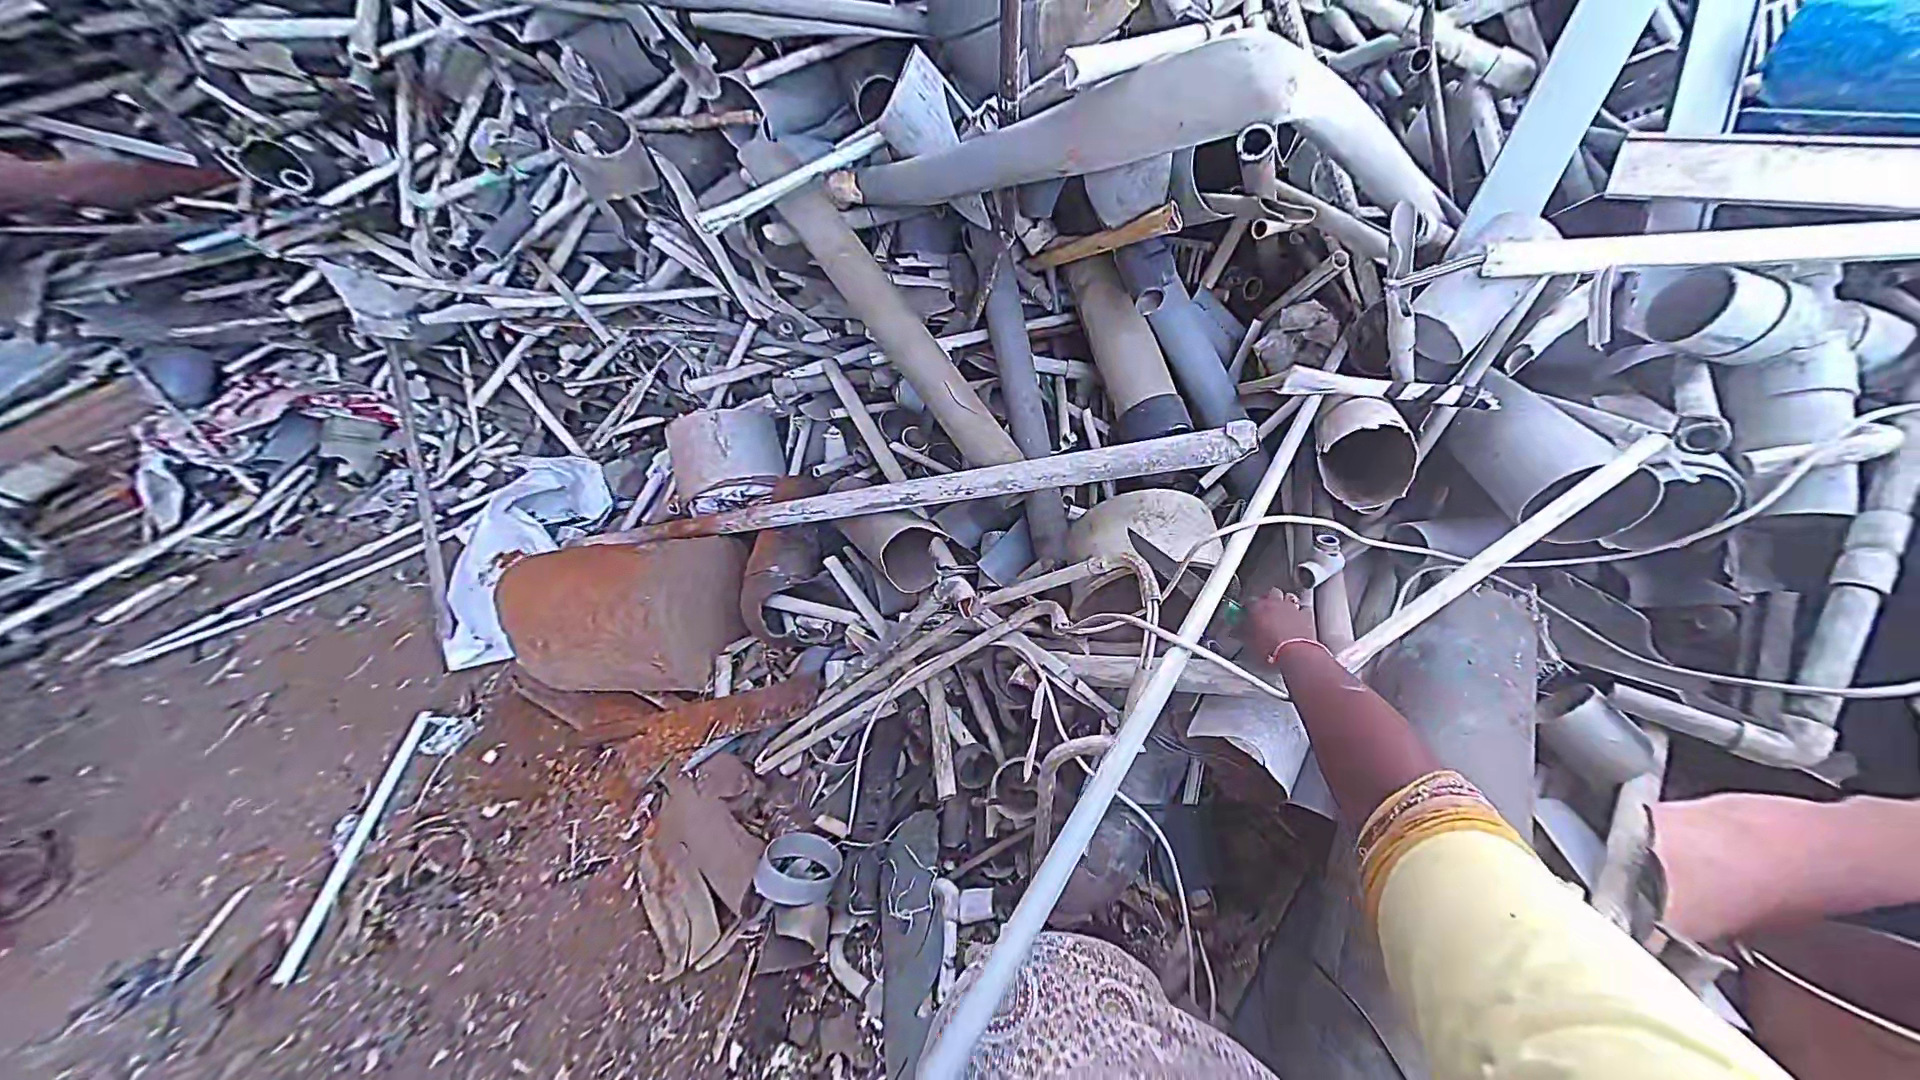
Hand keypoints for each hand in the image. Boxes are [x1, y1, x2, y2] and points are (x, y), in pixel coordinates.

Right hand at [1241, 588, 1321, 663]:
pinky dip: (1300, 612)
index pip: (1248, 601)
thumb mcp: (1247, 640)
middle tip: (1265, 610)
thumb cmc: (1269, 647)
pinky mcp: (1306, 616)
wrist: (1295, 654)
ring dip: (1285, 603)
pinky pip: (1303, 609)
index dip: (1247, 608)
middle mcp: (1275, 603)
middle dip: (1269, 599)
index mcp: (1257, 607)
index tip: (1246, 614)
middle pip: (1271, 593)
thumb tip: (1237, 629)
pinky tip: (1297, 619)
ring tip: (1281, 613)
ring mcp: (1292, 608)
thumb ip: (1241, 630)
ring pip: (1288, 597)